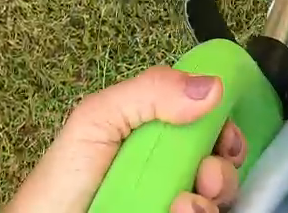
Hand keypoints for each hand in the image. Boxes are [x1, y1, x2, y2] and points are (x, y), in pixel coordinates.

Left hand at [5, 67, 246, 212]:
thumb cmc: (63, 179)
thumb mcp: (99, 118)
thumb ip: (151, 92)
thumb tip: (213, 86)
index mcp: (156, 134)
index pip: (208, 124)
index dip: (223, 130)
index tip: (224, 140)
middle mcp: (170, 171)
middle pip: (222, 166)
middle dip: (222, 170)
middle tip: (205, 177)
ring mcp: (172, 206)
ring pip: (217, 203)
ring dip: (210, 201)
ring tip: (182, 208)